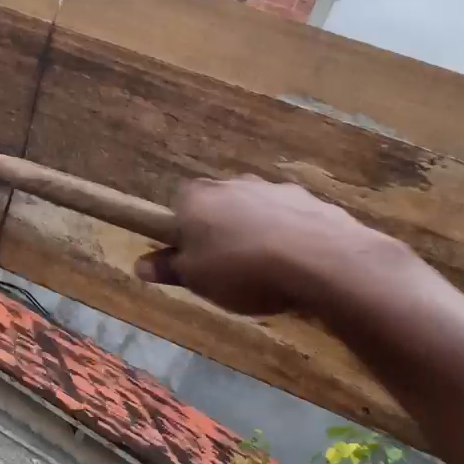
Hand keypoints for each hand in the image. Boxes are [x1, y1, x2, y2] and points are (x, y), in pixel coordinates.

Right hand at [137, 176, 408, 316]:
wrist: (323, 262)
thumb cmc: (241, 269)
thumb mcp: (195, 278)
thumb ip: (168, 269)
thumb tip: (139, 266)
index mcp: (196, 197)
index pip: (179, 205)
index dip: (184, 230)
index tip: (193, 256)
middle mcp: (232, 184)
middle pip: (219, 205)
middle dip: (222, 229)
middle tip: (227, 267)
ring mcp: (276, 190)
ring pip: (258, 210)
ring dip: (259, 232)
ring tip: (268, 272)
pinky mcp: (314, 203)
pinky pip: (294, 221)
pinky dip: (293, 238)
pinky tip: (300, 268)